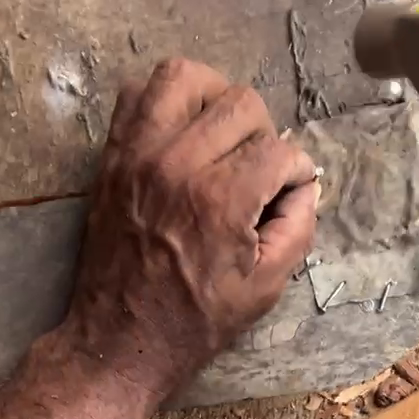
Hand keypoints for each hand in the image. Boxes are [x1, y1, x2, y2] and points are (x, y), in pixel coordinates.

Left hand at [64, 59, 319, 400]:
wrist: (122, 340)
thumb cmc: (197, 322)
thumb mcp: (266, 289)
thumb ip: (297, 229)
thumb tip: (305, 187)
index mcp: (221, 201)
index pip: (279, 151)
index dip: (297, 173)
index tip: (292, 194)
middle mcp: (178, 164)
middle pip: (242, 104)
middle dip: (265, 136)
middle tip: (260, 174)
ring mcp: (138, 154)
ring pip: (187, 78)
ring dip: (217, 101)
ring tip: (224, 139)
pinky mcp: (113, 157)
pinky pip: (139, 93)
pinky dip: (167, 103)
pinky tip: (183, 135)